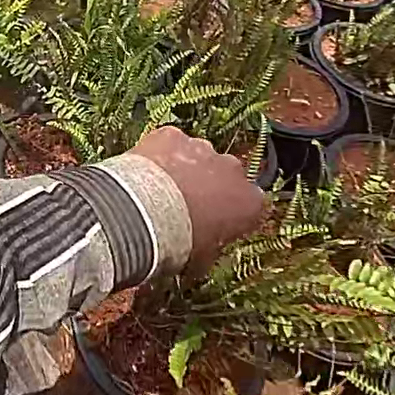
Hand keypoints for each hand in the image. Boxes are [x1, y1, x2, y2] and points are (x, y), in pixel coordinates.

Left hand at [130, 126, 265, 268]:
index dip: (232, 214)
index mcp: (249, 202)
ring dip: (185, 168)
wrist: (143, 215)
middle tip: (185, 205)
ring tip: (159, 189)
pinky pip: (169, 143)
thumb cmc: (179, 243)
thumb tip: (199, 257)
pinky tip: (145, 171)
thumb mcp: (202, 259)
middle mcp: (233, 169)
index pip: (251, 206)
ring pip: (198, 155)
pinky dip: (160, 153)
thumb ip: (210, 250)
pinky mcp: (172, 135)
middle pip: (226, 175)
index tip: (215, 223)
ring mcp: (202, 147)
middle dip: (210, 186)